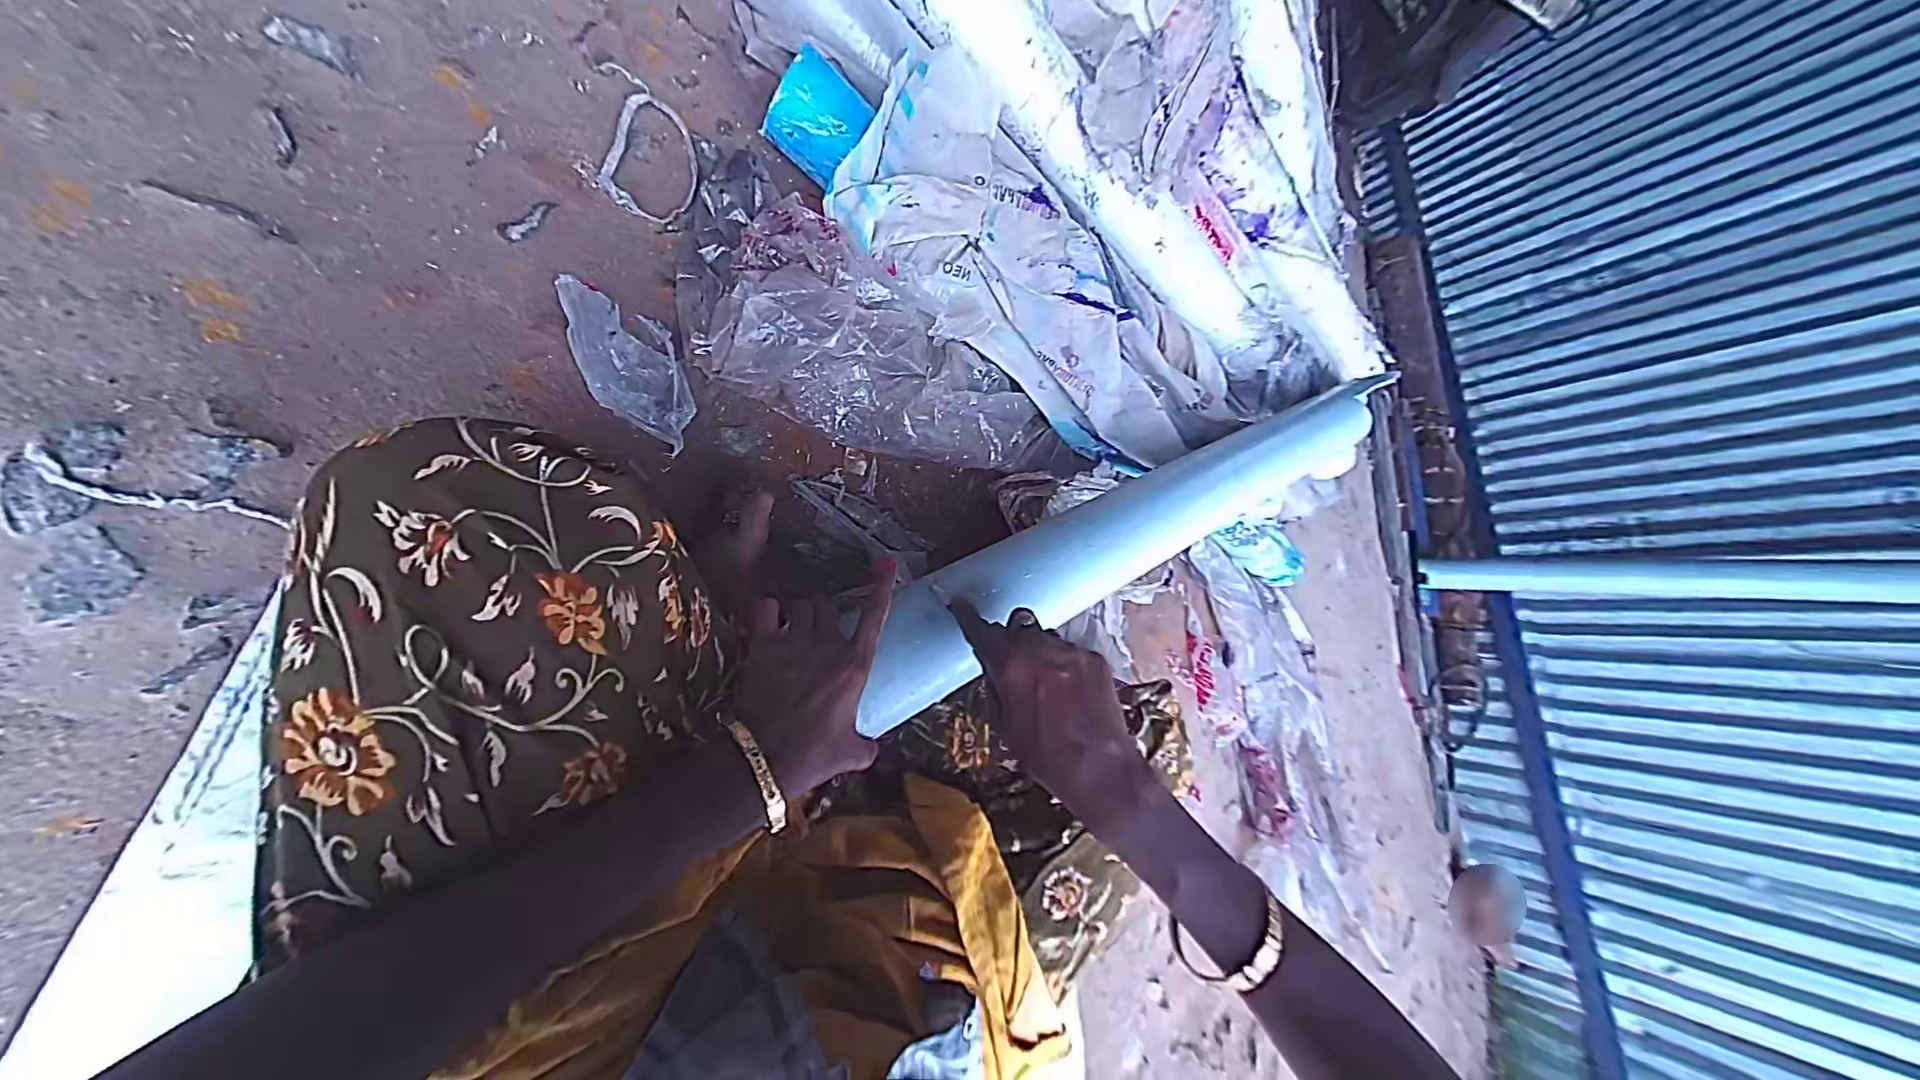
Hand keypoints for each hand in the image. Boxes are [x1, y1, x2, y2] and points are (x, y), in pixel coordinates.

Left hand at [732, 559, 893, 796]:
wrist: (765, 759)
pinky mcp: (763, 645)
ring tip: (791, 627)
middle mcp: (829, 645)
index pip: (875, 616)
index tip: (886, 563)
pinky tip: (767, 621)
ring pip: (800, 604)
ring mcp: (795, 641)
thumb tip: (874, 749)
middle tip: (816, 628)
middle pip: (828, 604)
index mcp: (856, 665)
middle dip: (823, 612)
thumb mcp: (852, 753)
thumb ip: (868, 745)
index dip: (882, 587)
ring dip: (797, 612)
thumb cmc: (813, 756)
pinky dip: (768, 610)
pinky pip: (767, 607)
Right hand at [948, 599, 1155, 827]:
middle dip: (1012, 638)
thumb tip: (995, 673)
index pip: (983, 632)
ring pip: (1046, 637)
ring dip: (1040, 651)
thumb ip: (997, 690)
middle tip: (1014, 660)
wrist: (1100, 767)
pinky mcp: (1095, 658)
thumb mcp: (1006, 727)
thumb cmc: (1047, 757)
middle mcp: (1040, 650)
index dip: (968, 617)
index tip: (961, 604)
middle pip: (1018, 625)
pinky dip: (1066, 664)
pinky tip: (1072, 691)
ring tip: (1048, 682)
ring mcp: (1071, 651)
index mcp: (1010, 667)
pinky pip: (1072, 651)